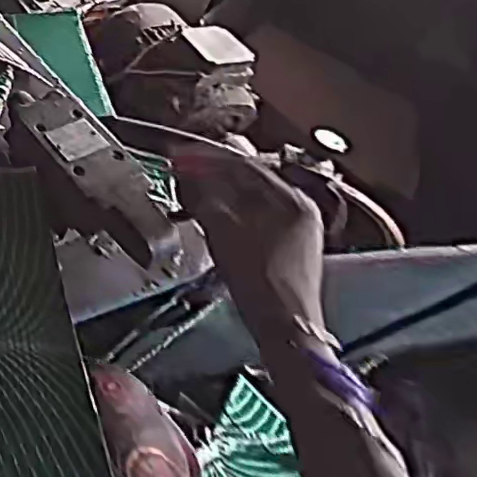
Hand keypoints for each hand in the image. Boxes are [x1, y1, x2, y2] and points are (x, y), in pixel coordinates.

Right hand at [174, 146, 327, 346]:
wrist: (282, 322)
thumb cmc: (257, 274)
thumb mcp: (220, 226)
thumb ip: (200, 191)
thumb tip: (181, 167)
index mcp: (291, 199)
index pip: (242, 164)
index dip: (205, 156)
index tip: (178, 154)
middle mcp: (298, 208)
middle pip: (245, 177)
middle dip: (209, 172)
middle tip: (179, 170)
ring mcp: (294, 225)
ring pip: (245, 194)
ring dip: (215, 189)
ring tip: (187, 189)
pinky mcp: (284, 240)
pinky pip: (250, 210)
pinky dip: (225, 205)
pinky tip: (205, 210)